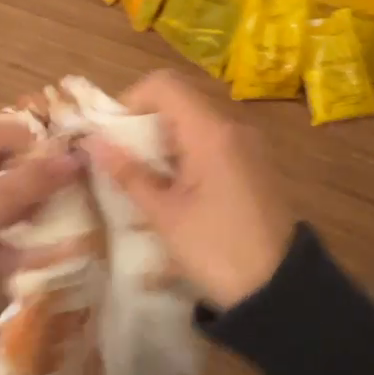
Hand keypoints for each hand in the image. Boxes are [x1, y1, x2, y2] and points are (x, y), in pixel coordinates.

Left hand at [0, 119, 79, 306]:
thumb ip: (30, 182)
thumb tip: (76, 157)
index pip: (15, 132)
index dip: (46, 146)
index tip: (80, 171)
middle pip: (12, 163)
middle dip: (44, 181)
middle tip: (78, 203)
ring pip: (6, 195)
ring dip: (33, 210)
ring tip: (66, 229)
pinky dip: (15, 236)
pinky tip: (39, 255)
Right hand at [87, 71, 292, 307]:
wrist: (280, 291)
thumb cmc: (216, 250)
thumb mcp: (164, 215)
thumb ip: (129, 173)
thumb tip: (93, 142)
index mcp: (211, 132)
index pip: (163, 84)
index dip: (130, 101)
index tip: (113, 136)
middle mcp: (233, 127)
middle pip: (179, 100)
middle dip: (143, 123)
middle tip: (122, 161)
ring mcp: (248, 146)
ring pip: (195, 122)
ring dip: (163, 141)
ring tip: (144, 180)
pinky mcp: (254, 166)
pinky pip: (212, 142)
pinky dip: (186, 154)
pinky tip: (175, 191)